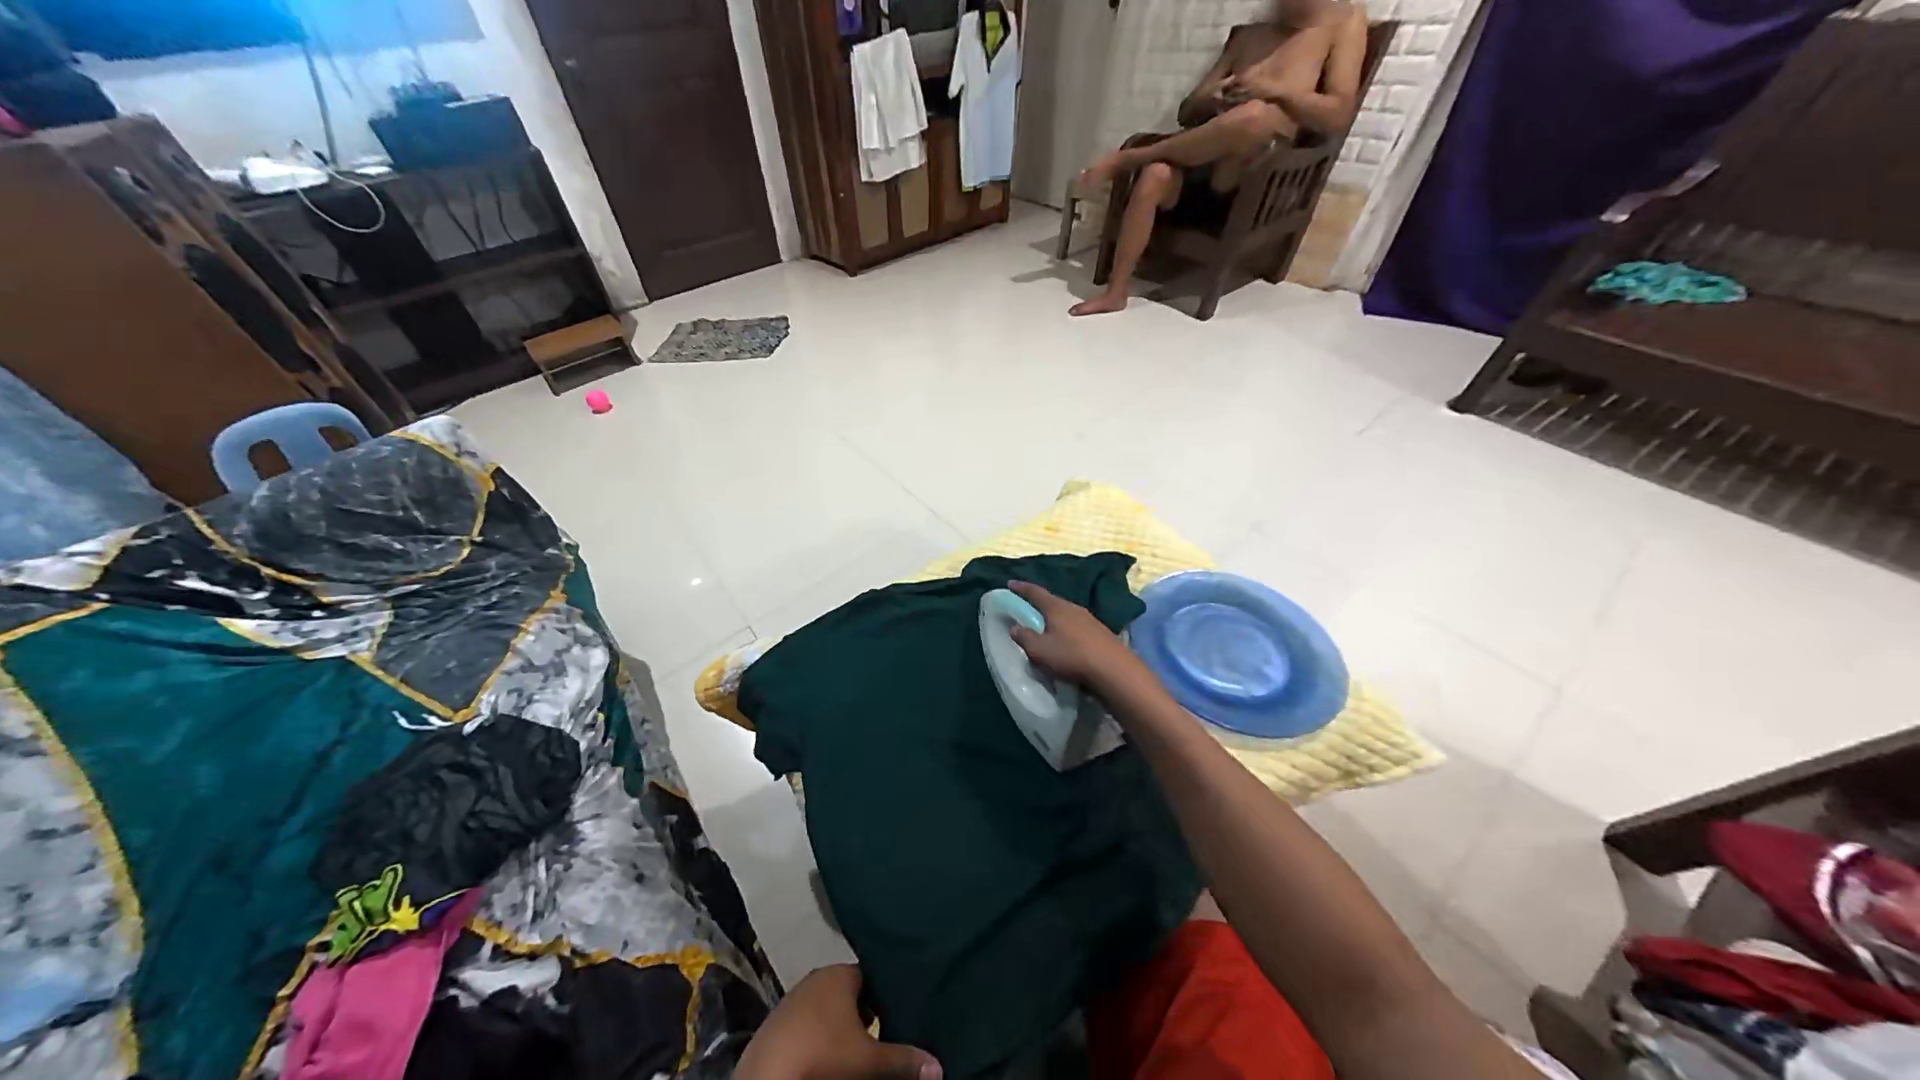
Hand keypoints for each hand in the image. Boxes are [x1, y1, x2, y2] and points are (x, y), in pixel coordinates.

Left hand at [736, 965, 939, 1079]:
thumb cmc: (823, 1058)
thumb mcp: (869, 1062)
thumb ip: (904, 1060)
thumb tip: (939, 1067)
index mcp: (839, 975)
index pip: (872, 976)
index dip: (887, 995)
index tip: (901, 1013)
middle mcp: (815, 979)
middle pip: (849, 994)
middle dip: (865, 1015)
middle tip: (885, 1036)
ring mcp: (791, 1001)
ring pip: (826, 1011)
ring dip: (840, 1029)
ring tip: (856, 1052)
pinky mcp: (774, 1026)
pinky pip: (806, 1027)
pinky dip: (818, 1039)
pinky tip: (825, 1060)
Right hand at [1006, 581, 1143, 689]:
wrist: (1114, 669)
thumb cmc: (1071, 656)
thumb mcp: (1040, 650)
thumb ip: (1025, 638)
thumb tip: (1015, 628)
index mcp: (1056, 607)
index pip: (1035, 592)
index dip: (1021, 588)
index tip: (1010, 584)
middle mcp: (1073, 608)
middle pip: (1052, 601)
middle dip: (1038, 603)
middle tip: (1026, 607)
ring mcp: (1090, 619)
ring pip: (1066, 613)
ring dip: (1054, 617)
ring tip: (1046, 625)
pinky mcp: (1100, 632)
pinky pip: (1076, 625)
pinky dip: (1066, 628)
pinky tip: (1066, 639)